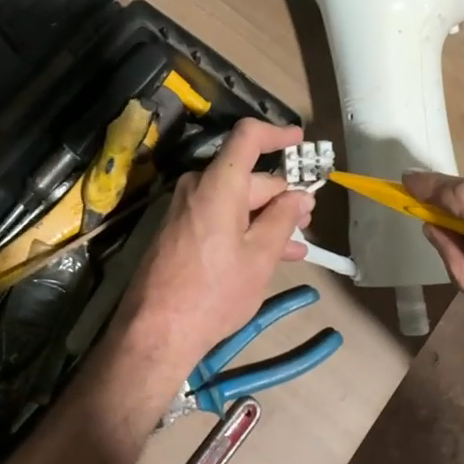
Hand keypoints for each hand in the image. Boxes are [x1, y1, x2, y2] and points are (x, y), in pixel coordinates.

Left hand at [115, 120, 314, 371]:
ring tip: (296, 243)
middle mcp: (198, 187)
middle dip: (280, 194)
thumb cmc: (214, 292)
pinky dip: (245, 228)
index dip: (276, 134)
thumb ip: (282, 219)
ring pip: (235, 200)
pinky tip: (269, 253)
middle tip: (307, 217)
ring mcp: (186, 208)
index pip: (247, 138)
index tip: (299, 140)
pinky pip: (219, 216)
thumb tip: (299, 195)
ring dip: (266, 217)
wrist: (156, 330)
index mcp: (219, 184)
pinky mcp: (180, 229)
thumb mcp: (259, 258)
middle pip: (246, 176)